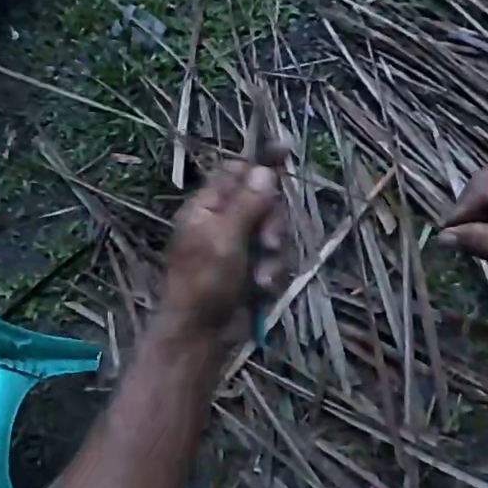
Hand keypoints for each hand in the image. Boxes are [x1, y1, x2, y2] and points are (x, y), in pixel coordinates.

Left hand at [159, 158, 289, 333]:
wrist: (202, 336)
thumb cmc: (204, 283)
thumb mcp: (225, 238)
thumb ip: (247, 203)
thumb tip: (263, 169)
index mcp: (206, 208)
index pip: (235, 171)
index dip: (259, 163)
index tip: (285, 152)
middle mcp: (224, 222)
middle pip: (264, 202)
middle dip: (272, 223)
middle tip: (267, 242)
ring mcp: (240, 247)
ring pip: (274, 233)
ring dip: (273, 256)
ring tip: (261, 278)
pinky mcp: (253, 270)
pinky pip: (276, 260)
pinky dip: (272, 275)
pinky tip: (262, 290)